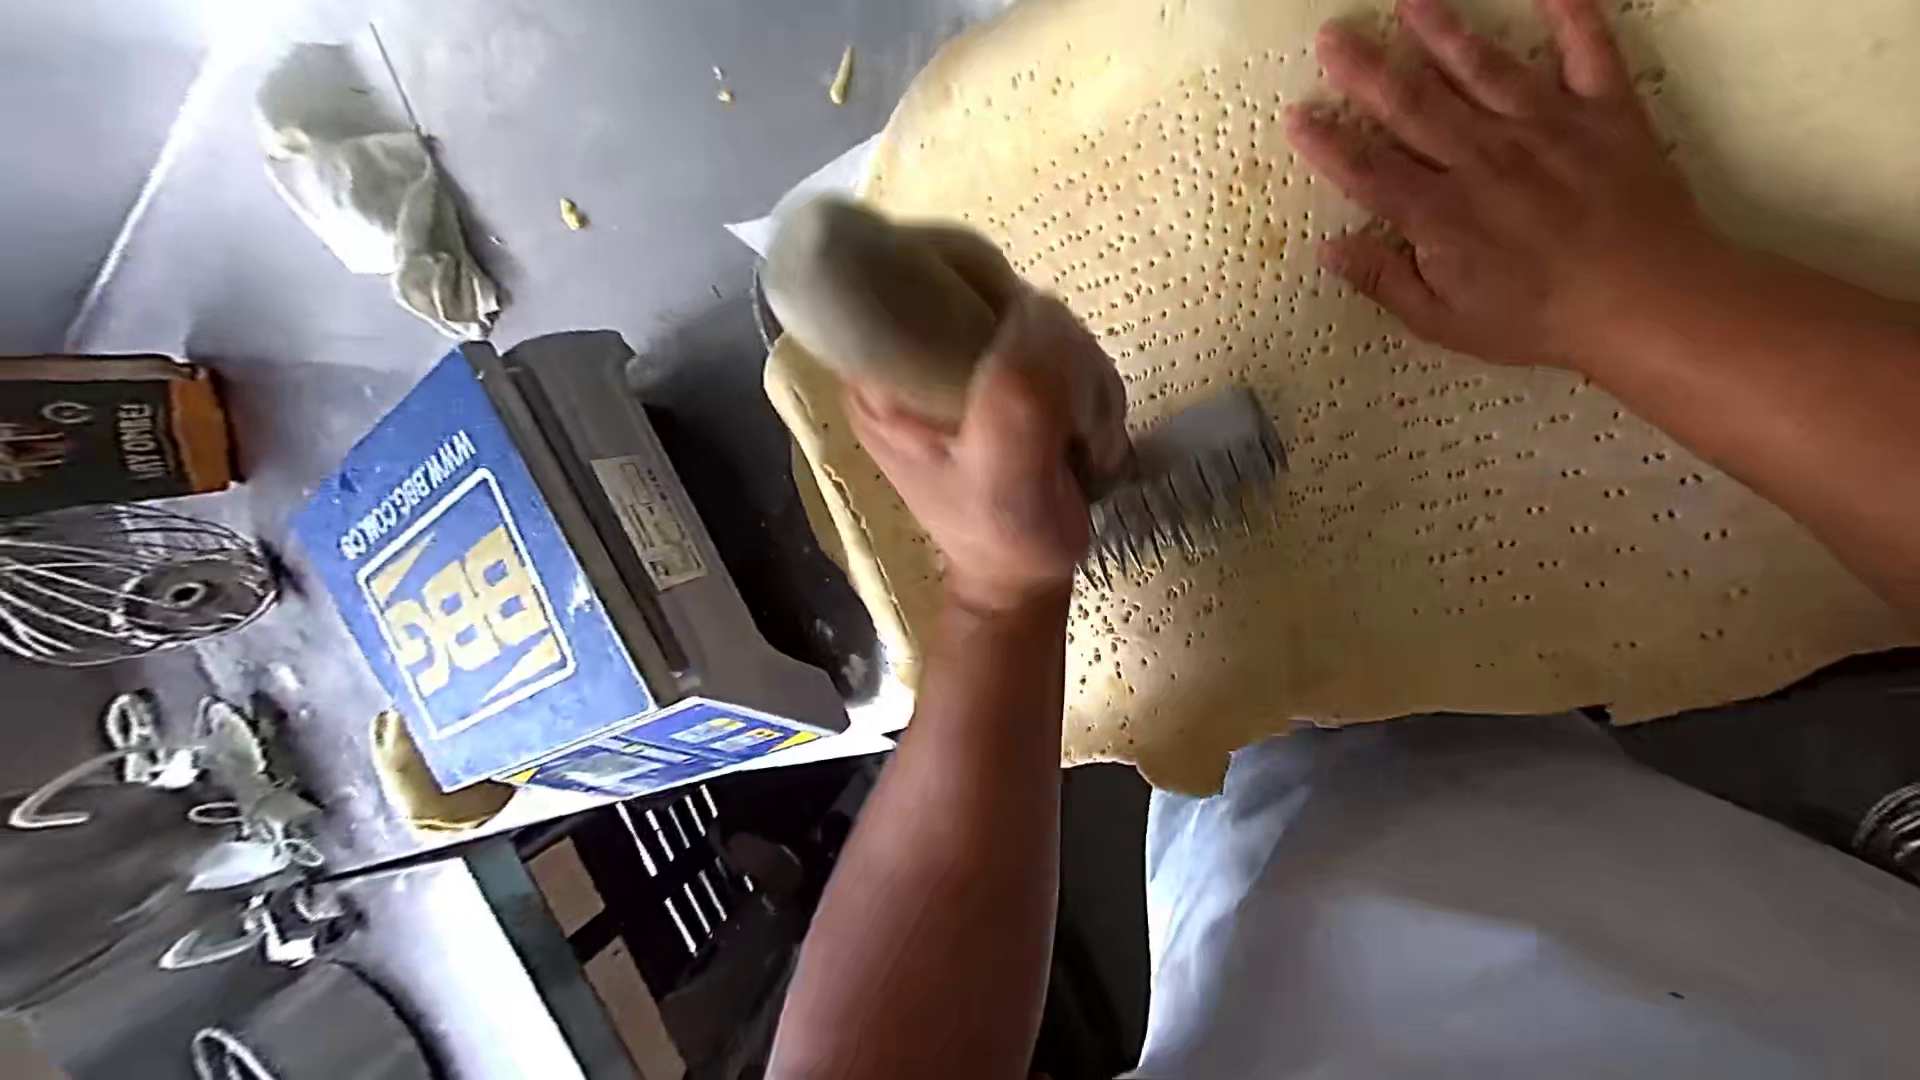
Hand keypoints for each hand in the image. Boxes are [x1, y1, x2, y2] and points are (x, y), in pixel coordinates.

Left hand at [848, 292, 1104, 614]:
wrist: (1024, 570)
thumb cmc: (1006, 539)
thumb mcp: (1006, 480)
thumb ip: (1020, 394)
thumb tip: (1037, 309)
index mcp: (881, 377)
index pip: (916, 272)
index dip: (981, 291)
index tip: (1029, 359)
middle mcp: (913, 358)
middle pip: (989, 289)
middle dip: (1051, 354)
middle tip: (1068, 425)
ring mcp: (961, 363)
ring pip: (1037, 316)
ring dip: (1078, 376)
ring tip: (1077, 441)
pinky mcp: (1000, 374)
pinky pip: (1058, 343)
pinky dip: (1086, 383)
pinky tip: (1082, 433)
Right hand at [1285, 0, 1730, 373]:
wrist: (1646, 300)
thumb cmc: (1530, 319)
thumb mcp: (1439, 320)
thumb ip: (1383, 279)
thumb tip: (1329, 249)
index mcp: (1440, 214)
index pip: (1368, 170)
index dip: (1328, 143)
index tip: (1297, 116)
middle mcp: (1485, 159)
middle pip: (1413, 106)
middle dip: (1367, 70)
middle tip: (1333, 36)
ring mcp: (1547, 128)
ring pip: (1483, 68)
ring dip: (1443, 31)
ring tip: (1409, 0)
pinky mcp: (1606, 112)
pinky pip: (1588, 49)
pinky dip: (1571, 12)